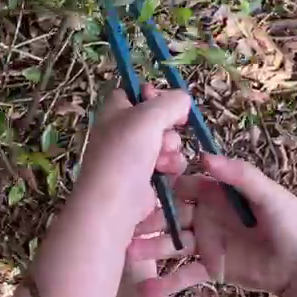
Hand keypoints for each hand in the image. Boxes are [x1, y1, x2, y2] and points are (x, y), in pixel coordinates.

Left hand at [71, 86, 191, 233]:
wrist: (113, 204)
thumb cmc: (124, 154)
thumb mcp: (148, 117)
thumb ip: (169, 102)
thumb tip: (183, 100)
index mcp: (114, 110)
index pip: (134, 91)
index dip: (153, 94)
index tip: (166, 102)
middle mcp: (122, 130)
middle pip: (157, 118)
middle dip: (168, 127)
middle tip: (164, 137)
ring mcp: (132, 155)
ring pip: (165, 141)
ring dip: (172, 149)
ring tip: (164, 159)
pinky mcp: (143, 177)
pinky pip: (166, 163)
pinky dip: (171, 166)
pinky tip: (167, 172)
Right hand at [126, 154, 296, 296]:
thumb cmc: (290, 220)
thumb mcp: (266, 193)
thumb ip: (237, 174)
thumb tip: (203, 157)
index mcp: (214, 192)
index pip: (180, 187)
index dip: (160, 190)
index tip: (136, 193)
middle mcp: (205, 216)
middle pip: (170, 217)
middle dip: (148, 223)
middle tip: (124, 230)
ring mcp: (206, 243)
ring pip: (172, 246)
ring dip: (150, 251)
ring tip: (128, 258)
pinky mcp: (211, 268)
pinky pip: (185, 275)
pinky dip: (166, 284)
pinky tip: (146, 292)